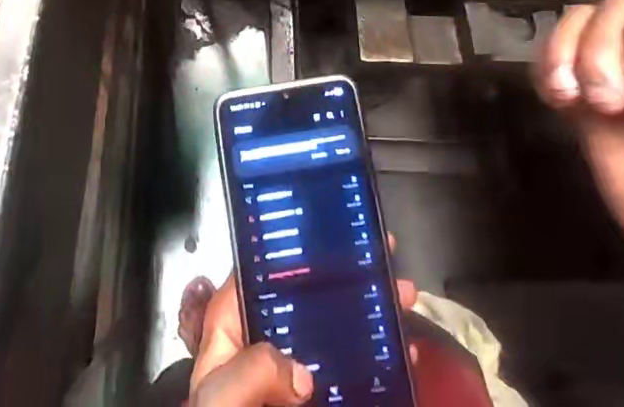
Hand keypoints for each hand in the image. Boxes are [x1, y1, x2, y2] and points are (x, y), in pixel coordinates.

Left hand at [189, 266, 418, 405]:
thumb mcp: (220, 397)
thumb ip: (252, 372)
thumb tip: (303, 373)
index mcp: (233, 326)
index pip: (262, 269)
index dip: (297, 247)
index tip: (337, 233)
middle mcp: (263, 339)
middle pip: (309, 293)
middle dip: (350, 275)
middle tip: (384, 263)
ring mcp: (290, 370)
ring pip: (335, 328)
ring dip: (371, 311)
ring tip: (402, 299)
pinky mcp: (315, 395)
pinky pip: (349, 370)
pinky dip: (377, 359)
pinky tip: (402, 351)